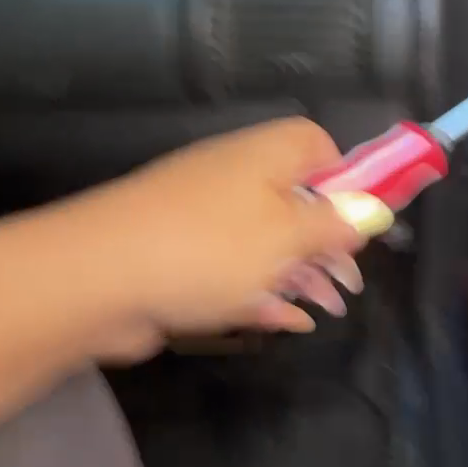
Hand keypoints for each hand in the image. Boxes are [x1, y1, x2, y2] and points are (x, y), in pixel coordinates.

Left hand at [70, 118, 365, 346]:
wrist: (96, 277)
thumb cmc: (210, 246)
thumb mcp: (288, 235)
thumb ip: (334, 224)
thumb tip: (371, 210)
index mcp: (267, 155)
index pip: (318, 145)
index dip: (344, 178)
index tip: (358, 221)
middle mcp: (238, 177)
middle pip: (297, 197)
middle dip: (328, 241)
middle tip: (348, 283)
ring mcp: (206, 217)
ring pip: (267, 239)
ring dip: (301, 272)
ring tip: (329, 310)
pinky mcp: (182, 256)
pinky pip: (234, 268)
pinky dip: (263, 291)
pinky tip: (289, 321)